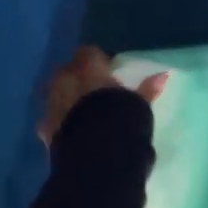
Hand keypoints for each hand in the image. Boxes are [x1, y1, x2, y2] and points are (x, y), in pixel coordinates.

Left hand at [38, 46, 168, 145]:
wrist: (93, 155)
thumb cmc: (120, 121)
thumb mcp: (138, 105)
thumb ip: (147, 90)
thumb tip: (163, 75)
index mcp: (88, 70)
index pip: (88, 52)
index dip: (98, 60)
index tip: (109, 70)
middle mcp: (65, 81)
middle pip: (67, 70)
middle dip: (78, 77)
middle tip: (94, 90)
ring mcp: (51, 104)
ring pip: (55, 92)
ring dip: (66, 96)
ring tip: (83, 111)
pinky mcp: (44, 127)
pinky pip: (51, 116)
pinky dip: (61, 119)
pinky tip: (72, 129)